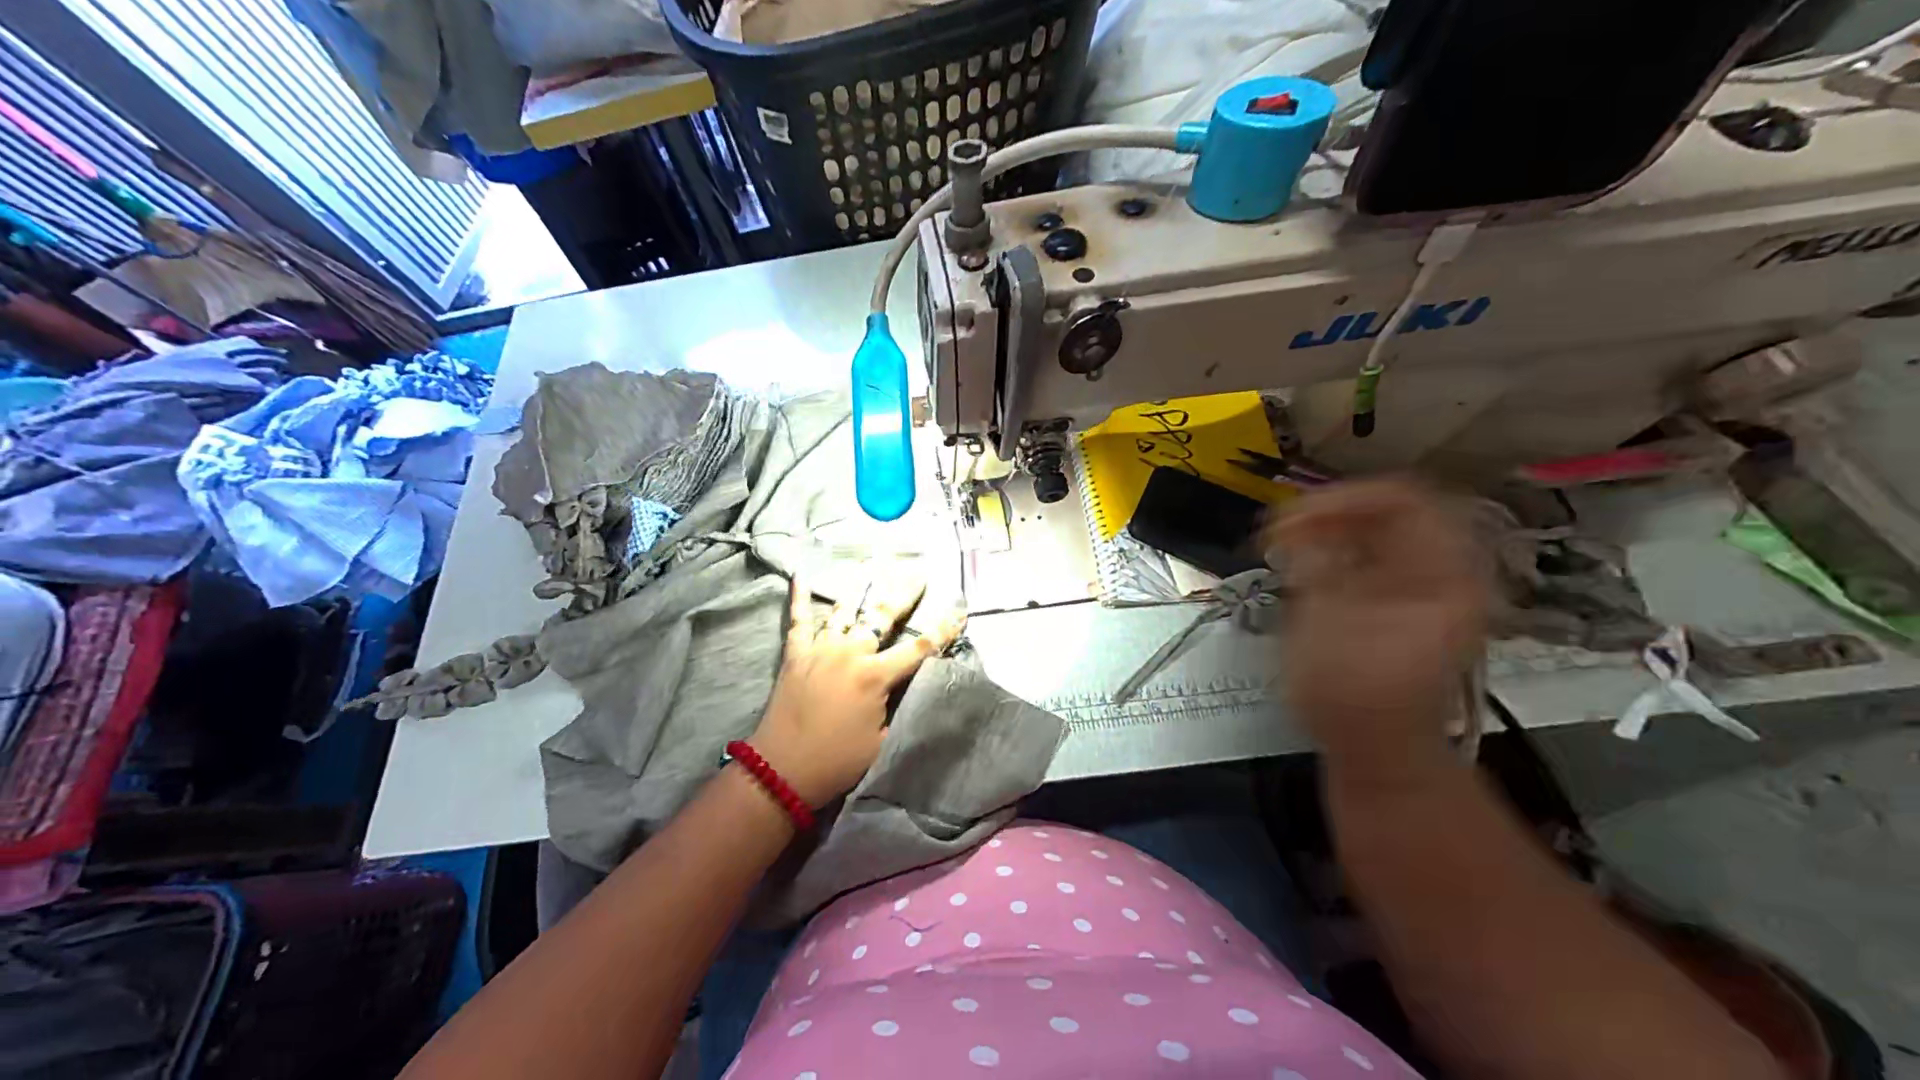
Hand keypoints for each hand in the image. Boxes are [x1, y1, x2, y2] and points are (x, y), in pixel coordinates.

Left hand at [747, 576, 965, 807]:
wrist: (781, 770)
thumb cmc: (838, 761)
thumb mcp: (881, 739)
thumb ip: (896, 706)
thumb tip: (906, 685)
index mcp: (875, 676)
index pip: (919, 648)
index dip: (943, 630)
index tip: (959, 610)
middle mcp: (850, 653)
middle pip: (882, 616)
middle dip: (903, 594)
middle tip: (917, 574)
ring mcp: (820, 650)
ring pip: (844, 610)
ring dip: (860, 587)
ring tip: (871, 566)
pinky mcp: (795, 655)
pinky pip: (799, 620)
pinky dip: (800, 598)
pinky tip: (801, 576)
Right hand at [1267, 479, 1488, 770]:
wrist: (1379, 751)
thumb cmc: (1355, 701)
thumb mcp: (1328, 635)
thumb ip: (1317, 574)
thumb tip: (1300, 532)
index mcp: (1444, 579)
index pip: (1404, 502)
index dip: (1344, 499)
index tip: (1294, 516)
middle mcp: (1444, 572)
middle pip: (1391, 509)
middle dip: (1330, 511)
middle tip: (1282, 528)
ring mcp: (1424, 583)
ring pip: (1377, 526)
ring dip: (1327, 525)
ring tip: (1283, 540)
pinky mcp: (1400, 594)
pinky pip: (1370, 549)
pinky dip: (1332, 545)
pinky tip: (1299, 556)